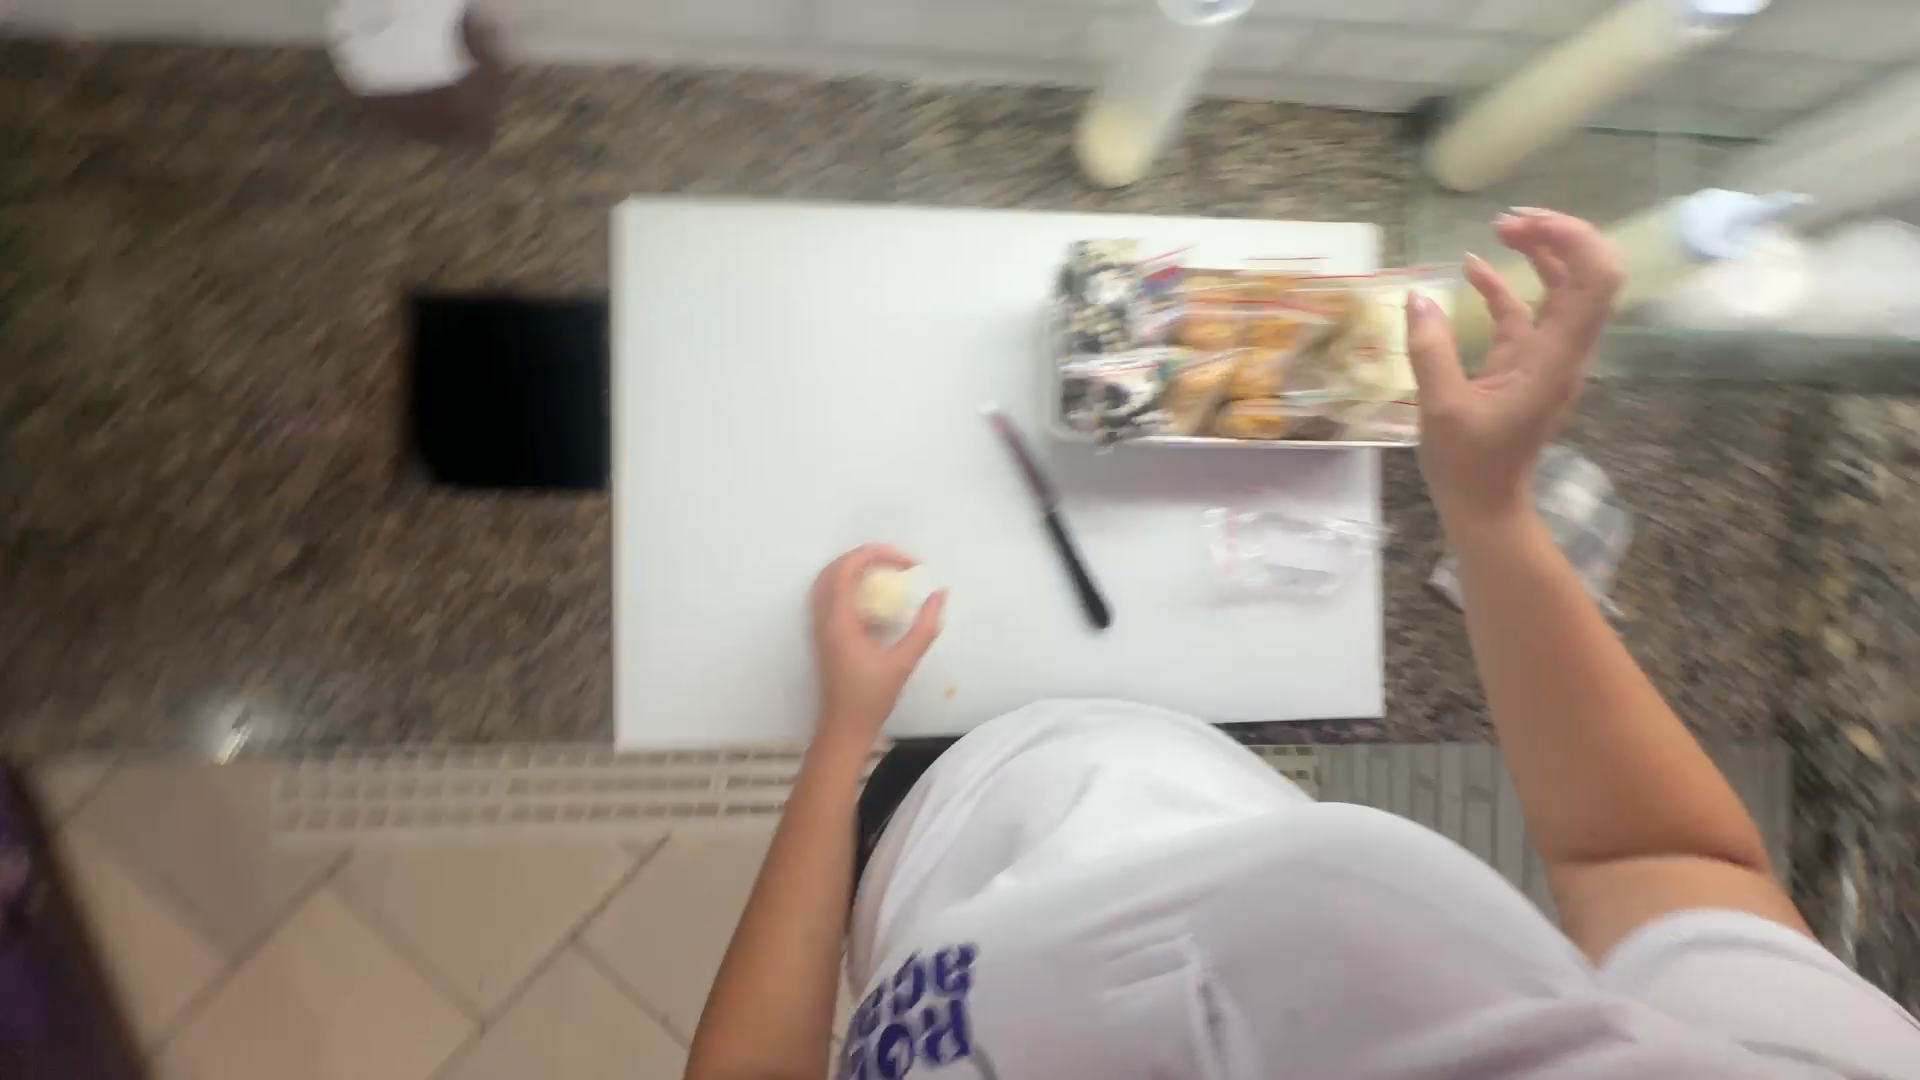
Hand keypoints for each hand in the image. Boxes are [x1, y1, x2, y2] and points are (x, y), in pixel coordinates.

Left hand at [809, 544, 947, 747]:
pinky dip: (850, 584)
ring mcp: (819, 625)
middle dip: (868, 557)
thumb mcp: (904, 662)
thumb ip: (925, 627)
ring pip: (828, 579)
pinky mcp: (823, 633)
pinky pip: (829, 595)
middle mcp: (823, 617)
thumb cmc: (871, 698)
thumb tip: (941, 593)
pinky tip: (875, 597)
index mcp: (839, 620)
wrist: (843, 728)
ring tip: (887, 573)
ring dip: (856, 568)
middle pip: (836, 567)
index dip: (879, 555)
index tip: (909, 564)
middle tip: (900, 564)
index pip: (849, 568)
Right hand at [1407, 209, 1624, 527]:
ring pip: (1560, 292)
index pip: (1594, 281)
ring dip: (1536, 257)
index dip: (1571, 240)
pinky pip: (1525, 317)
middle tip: (1505, 222)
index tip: (1522, 225)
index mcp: (1555, 360)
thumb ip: (1430, 350)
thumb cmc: (1467, 463)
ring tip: (1496, 232)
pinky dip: (1505, 290)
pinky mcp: (1525, 368)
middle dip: (1554, 238)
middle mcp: (1564, 352)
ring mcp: (1547, 359)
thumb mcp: (1440, 407)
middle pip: (1586, 276)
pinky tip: (1474, 271)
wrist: (1485, 504)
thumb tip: (1416, 297)